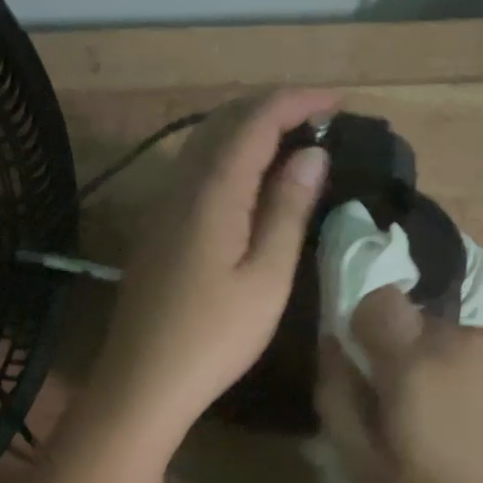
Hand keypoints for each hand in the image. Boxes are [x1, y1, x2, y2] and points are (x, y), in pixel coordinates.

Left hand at [88, 89, 338, 440]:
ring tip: (291, 144)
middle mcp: (181, 186)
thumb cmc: (214, 336)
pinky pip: (194, 172)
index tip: (340, 101)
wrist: (142, 381)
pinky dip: (228, 159)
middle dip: (273, 108)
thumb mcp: (266, 277)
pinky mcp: (157, 231)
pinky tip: (250, 185)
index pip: (256, 120)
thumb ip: (287, 210)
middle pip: (224, 122)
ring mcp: (162, 208)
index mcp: (213, 191)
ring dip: (248, 131)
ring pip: (205, 145)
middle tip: (319, 119)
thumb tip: (311, 154)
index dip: (298, 101)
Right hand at [314, 288, 482, 482]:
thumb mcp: (370, 471)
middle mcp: (470, 337)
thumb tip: (331, 345)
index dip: (371, 328)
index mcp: (416, 364)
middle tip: (433, 406)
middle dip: (421, 354)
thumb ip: (339, 399)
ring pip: (475, 335)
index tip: (377, 363)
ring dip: (468, 363)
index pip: (378, 300)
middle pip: (429, 321)